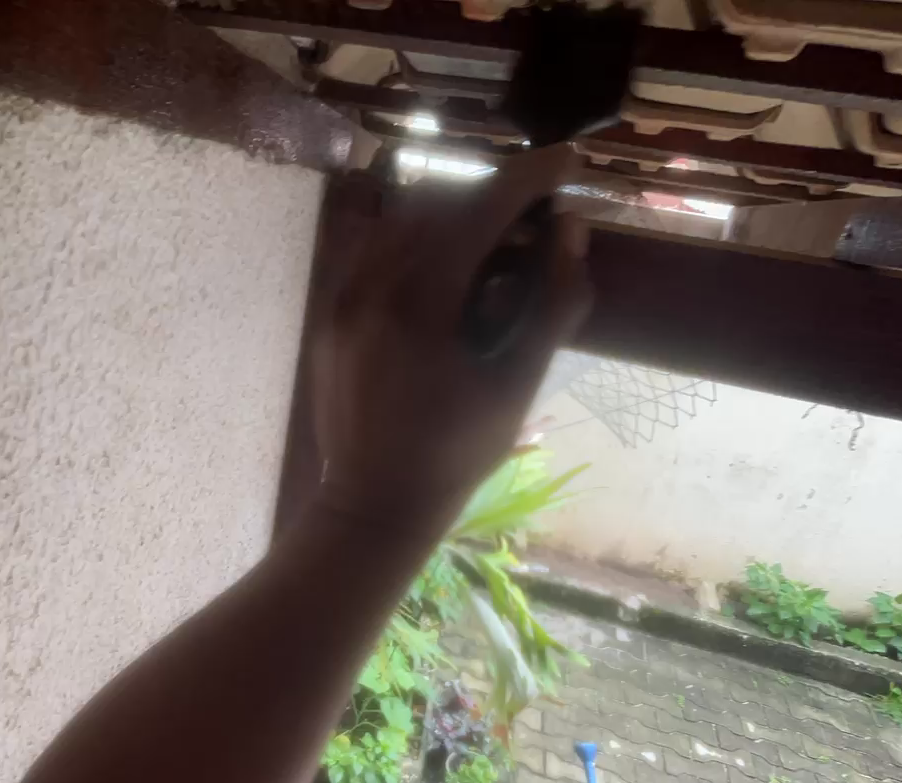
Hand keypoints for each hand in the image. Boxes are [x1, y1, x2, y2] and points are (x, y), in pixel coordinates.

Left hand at [310, 145, 593, 542]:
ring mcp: (340, 300)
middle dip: (493, 196)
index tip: (568, 160)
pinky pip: (370, 253)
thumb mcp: (516, 388)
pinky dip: (411, 242)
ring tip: (489, 244)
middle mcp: (369, 286)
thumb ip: (551, 307)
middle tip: (533, 216)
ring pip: (398, 222)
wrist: (372, 503)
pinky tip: (440, 272)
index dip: (531, 174)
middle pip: (438, 202)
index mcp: (418, 301)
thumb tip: (572, 233)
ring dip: (450, 215)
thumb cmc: (452, 456)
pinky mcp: (329, 317)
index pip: (480, 206)